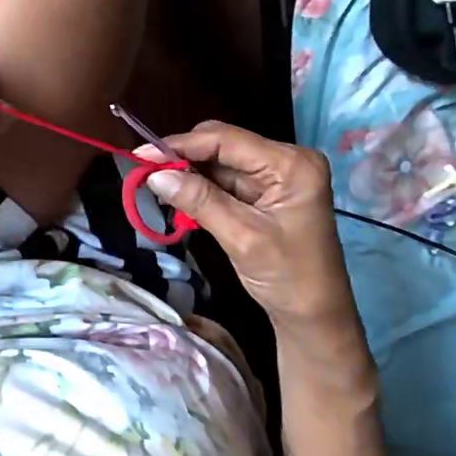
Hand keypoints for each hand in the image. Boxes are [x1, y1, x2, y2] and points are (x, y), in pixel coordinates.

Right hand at [137, 123, 371, 382]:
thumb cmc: (288, 277)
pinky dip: (199, 187)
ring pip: (218, 161)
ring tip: (156, 186)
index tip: (141, 155)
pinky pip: (223, 179)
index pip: (226, 140)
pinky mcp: (265, 191)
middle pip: (221, 144)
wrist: (314, 315)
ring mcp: (275, 175)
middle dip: (182, 158)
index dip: (180, 145)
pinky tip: (178, 197)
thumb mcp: (241, 237)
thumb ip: (199, 201)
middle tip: (146, 173)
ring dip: (187, 173)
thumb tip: (155, 175)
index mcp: (291, 164)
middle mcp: (285, 160)